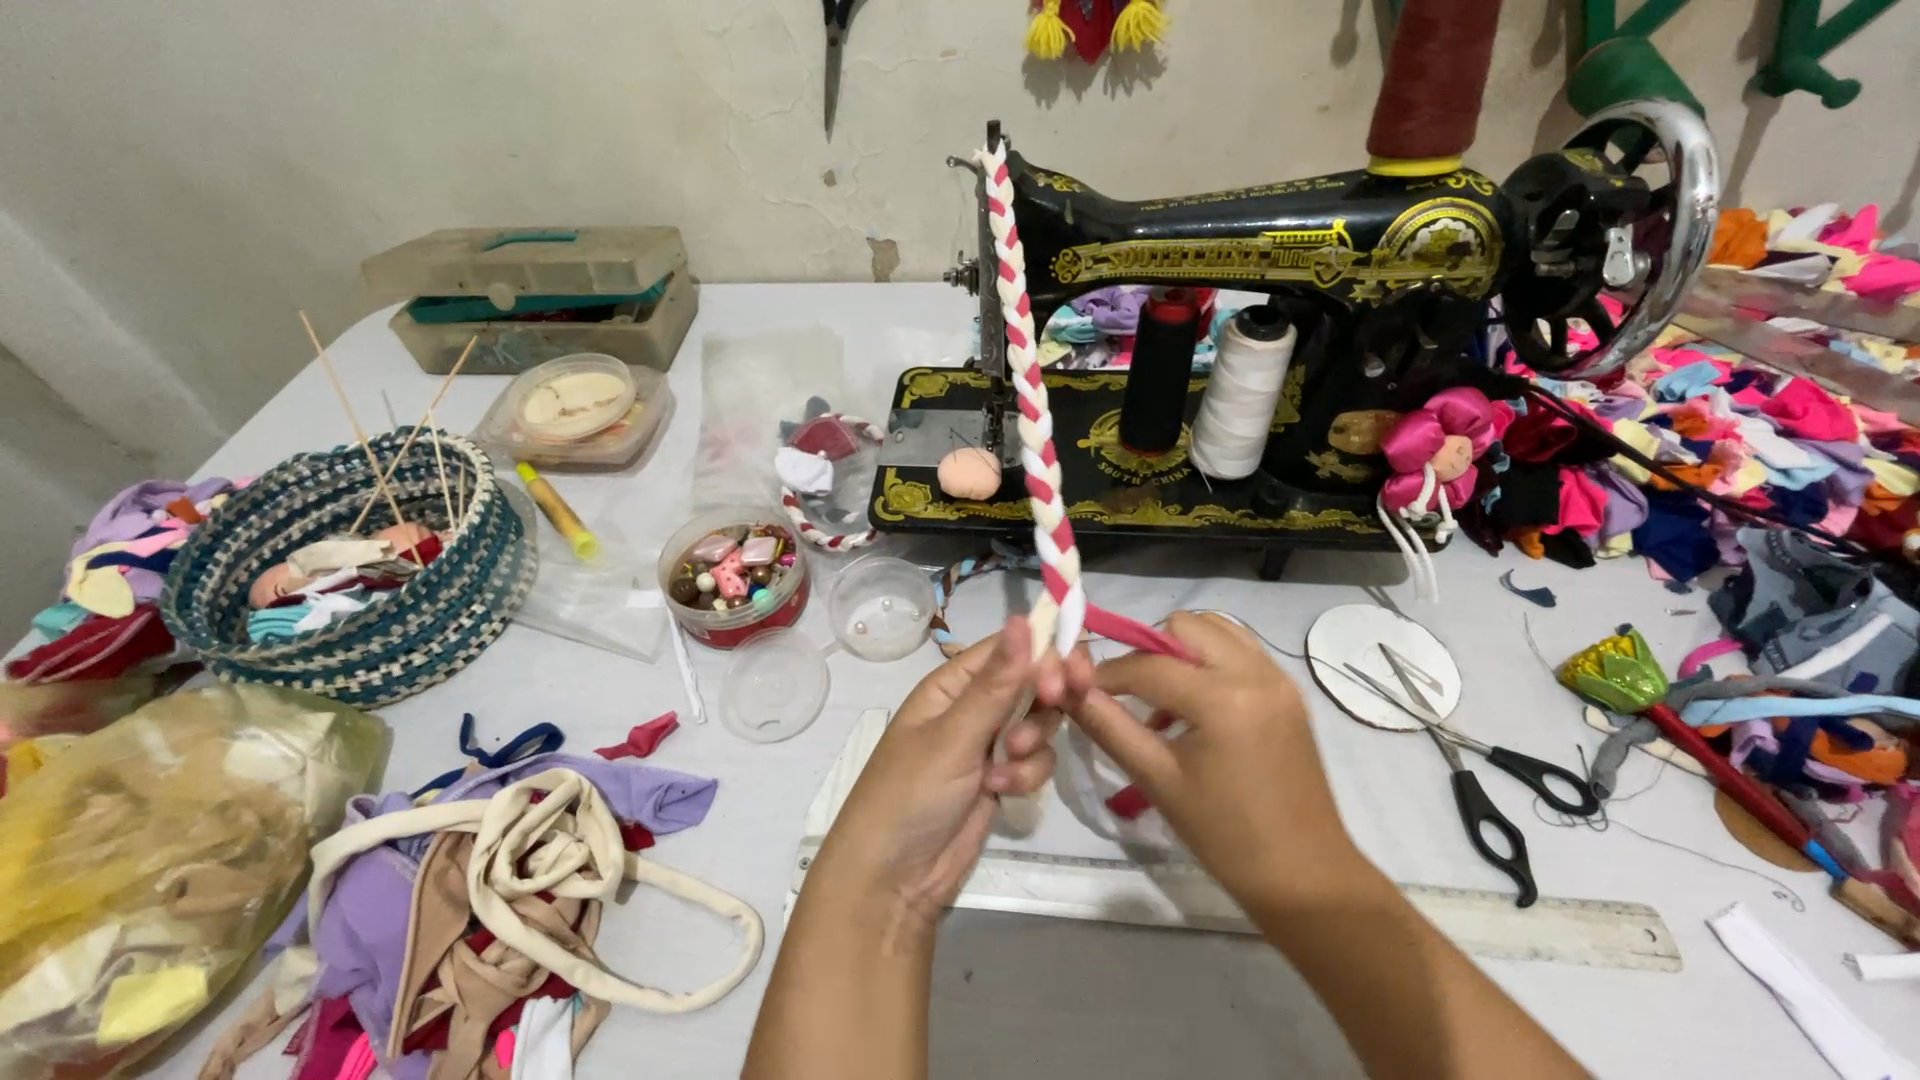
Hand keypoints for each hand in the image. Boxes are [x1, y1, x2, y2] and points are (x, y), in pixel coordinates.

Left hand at [813, 617, 1091, 930]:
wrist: (893, 878)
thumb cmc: (910, 794)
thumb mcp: (953, 736)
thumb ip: (996, 684)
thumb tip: (1022, 618)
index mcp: (952, 684)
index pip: (1010, 649)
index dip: (1044, 654)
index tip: (1071, 674)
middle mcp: (973, 706)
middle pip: (1032, 682)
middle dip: (1047, 697)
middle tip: (1058, 705)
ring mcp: (989, 744)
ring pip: (1040, 723)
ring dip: (1033, 743)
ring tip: (1006, 765)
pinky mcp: (1002, 779)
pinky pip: (1036, 761)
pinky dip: (1027, 776)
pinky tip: (1001, 793)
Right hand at [1069, 612, 1362, 914]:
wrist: (1302, 873)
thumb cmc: (1223, 835)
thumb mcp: (1157, 779)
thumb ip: (1108, 726)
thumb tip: (1069, 691)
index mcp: (1222, 699)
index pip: (1148, 665)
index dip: (1107, 674)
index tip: (1081, 689)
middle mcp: (1255, 673)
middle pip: (1184, 626)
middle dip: (1148, 651)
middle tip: (1130, 693)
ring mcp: (1278, 678)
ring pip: (1216, 629)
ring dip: (1182, 649)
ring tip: (1165, 696)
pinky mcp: (1289, 691)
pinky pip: (1241, 650)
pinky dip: (1211, 660)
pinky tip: (1197, 703)